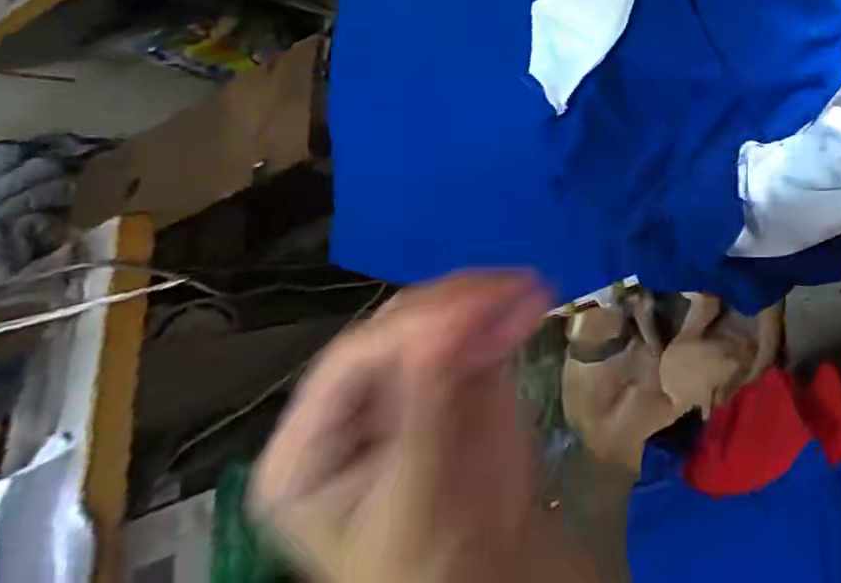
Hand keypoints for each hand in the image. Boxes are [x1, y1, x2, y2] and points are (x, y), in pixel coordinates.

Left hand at [250, 272, 586, 582]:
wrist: (491, 580)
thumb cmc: (436, 569)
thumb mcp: (421, 502)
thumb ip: (426, 411)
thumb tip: (440, 327)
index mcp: (308, 447)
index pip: (349, 364)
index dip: (407, 331)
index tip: (467, 314)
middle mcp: (347, 401)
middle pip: (394, 330)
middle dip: (453, 305)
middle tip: (509, 288)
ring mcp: (399, 379)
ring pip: (436, 316)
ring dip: (484, 299)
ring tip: (528, 287)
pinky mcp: (447, 368)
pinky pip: (473, 330)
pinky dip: (504, 314)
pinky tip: (532, 299)